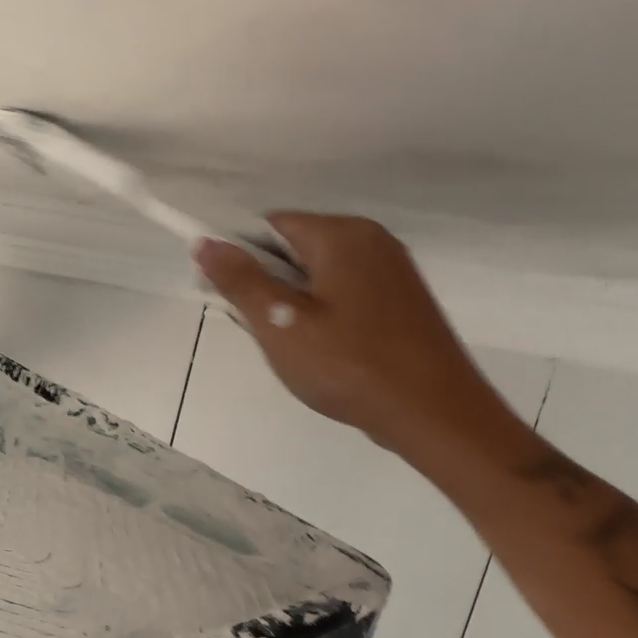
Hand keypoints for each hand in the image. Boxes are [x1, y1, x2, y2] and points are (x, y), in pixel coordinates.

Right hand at [194, 213, 510, 453]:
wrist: (433, 413)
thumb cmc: (348, 364)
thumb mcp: (278, 322)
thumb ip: (239, 279)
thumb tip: (204, 242)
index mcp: (342, 235)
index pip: (270, 225)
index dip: (239, 255)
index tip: (226, 296)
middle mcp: (372, 240)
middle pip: (294, 247)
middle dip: (266, 282)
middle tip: (259, 328)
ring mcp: (392, 270)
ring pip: (317, 273)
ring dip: (291, 301)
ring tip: (289, 344)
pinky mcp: (400, 299)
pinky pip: (343, 291)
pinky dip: (320, 312)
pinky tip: (320, 349)